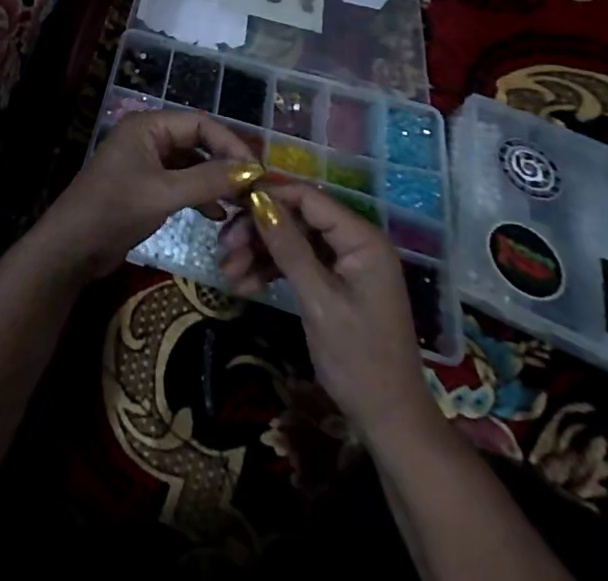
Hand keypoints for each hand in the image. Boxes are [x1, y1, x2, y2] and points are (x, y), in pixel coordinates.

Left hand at [32, 109, 258, 282]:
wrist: (73, 246)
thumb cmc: (115, 210)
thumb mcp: (164, 193)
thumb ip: (208, 179)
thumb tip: (252, 171)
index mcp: (147, 126)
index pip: (201, 123)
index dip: (231, 144)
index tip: (258, 172)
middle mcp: (147, 138)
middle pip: (198, 142)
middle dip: (226, 164)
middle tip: (255, 189)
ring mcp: (144, 163)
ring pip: (191, 165)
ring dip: (216, 182)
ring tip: (242, 204)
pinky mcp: (144, 188)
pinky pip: (181, 183)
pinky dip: (200, 196)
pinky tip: (219, 215)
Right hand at [219, 182, 434, 439]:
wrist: (384, 412)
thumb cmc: (358, 356)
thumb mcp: (319, 300)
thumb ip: (289, 249)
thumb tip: (259, 202)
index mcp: (362, 240)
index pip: (309, 198)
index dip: (269, 196)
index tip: (229, 205)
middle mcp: (353, 243)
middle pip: (295, 218)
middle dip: (257, 230)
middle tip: (224, 248)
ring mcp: (341, 263)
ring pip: (289, 240)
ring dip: (256, 253)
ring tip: (227, 273)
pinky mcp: (330, 281)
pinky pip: (292, 263)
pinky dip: (267, 271)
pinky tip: (242, 285)